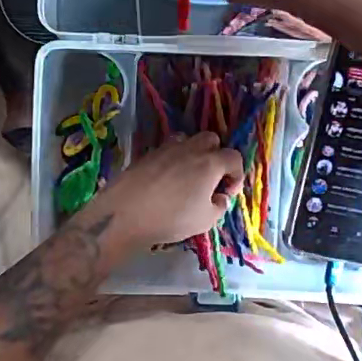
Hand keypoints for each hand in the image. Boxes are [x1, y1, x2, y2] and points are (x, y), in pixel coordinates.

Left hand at [86, 133, 242, 248]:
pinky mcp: (147, 154)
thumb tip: (220, 197)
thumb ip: (220, 206)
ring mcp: (166, 148)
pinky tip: (167, 180)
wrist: (125, 214)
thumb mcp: (206, 220)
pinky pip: (168, 150)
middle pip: (211, 140)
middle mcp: (190, 149)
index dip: (236, 174)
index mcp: (210, 163)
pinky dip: (173, 160)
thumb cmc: (171, 218)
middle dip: (216, 156)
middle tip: (210, 179)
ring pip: (187, 140)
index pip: (234, 157)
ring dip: (193, 154)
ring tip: (188, 177)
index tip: (228, 192)